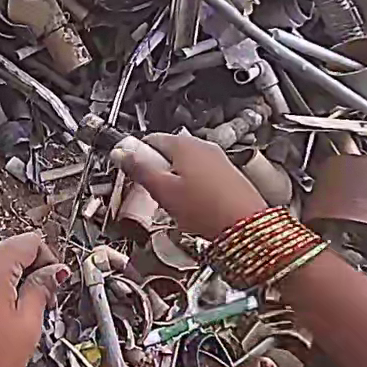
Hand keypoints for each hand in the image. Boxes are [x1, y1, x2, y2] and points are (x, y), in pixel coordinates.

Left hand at [0, 232, 68, 366]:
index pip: (28, 241)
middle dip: (31, 266)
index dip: (48, 258)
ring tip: (27, 307)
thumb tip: (56, 271)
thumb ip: (42, 288)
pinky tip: (5, 312)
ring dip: (14, 276)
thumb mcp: (28, 323)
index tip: (55, 281)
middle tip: (45, 296)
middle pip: (9, 248)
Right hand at [112, 133, 267, 239]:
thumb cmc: (207, 209)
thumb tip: (121, 154)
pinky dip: (191, 188)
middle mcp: (202, 146)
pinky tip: (192, 207)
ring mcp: (217, 160)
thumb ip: (139, 170)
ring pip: (184, 165)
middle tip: (154, 194)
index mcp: (184, 144)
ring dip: (174, 181)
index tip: (131, 173)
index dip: (136, 157)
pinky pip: (200, 176)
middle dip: (156, 171)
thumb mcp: (163, 190)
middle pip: (167, 152)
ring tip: (174, 204)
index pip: (149, 140)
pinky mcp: (227, 176)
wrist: (246, 227)